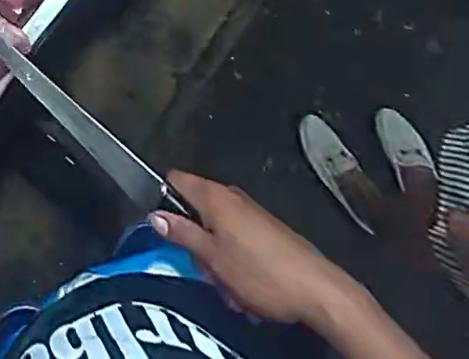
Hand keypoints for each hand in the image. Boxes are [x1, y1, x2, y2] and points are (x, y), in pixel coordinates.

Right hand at [151, 171, 360, 327]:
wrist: (313, 288)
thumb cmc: (262, 272)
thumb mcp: (212, 257)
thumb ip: (182, 234)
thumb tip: (156, 216)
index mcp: (214, 196)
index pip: (176, 179)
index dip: (162, 197)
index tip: (160, 223)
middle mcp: (230, 197)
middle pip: (194, 211)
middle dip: (194, 242)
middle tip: (204, 267)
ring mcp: (247, 213)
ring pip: (214, 233)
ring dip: (215, 260)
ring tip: (229, 284)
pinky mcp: (261, 231)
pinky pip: (233, 243)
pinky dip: (233, 264)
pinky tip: (244, 287)